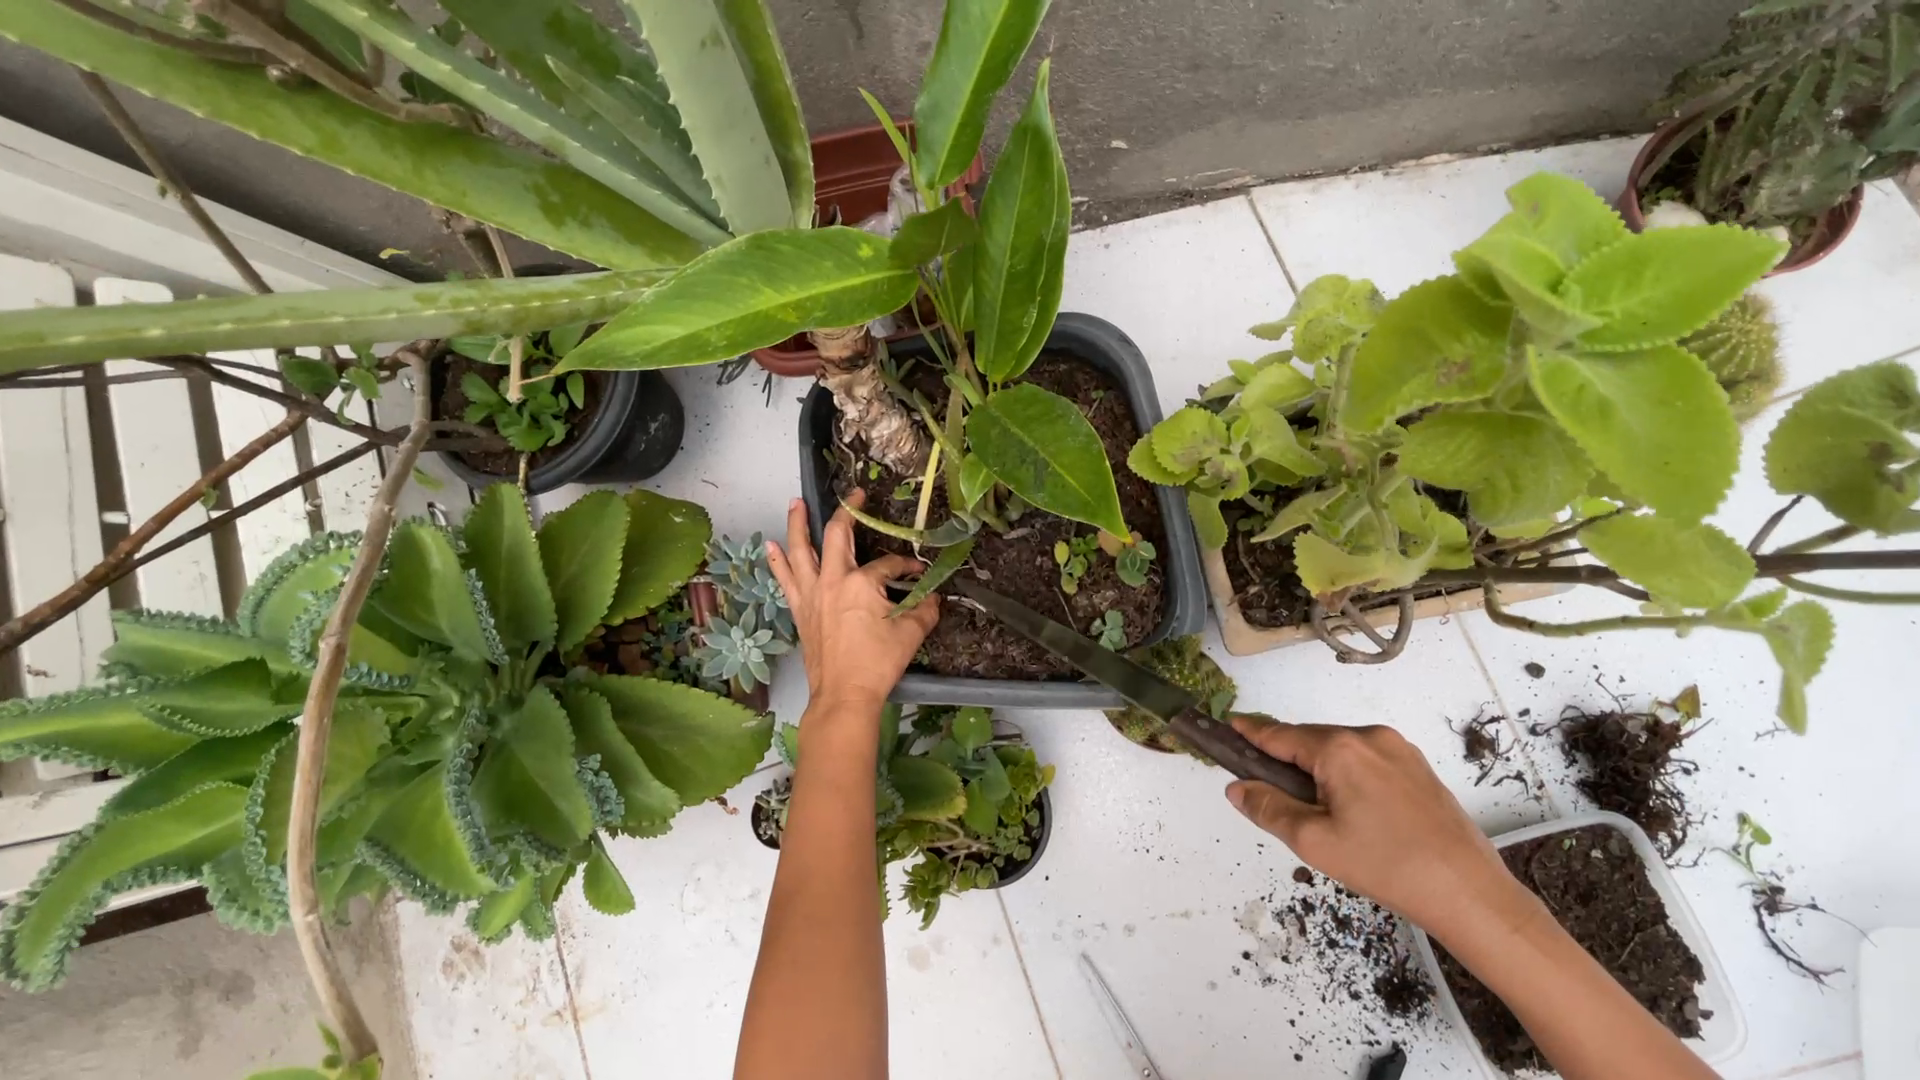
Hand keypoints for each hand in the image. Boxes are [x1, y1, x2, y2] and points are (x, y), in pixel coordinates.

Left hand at [765, 491, 938, 714]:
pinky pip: (785, 578)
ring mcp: (811, 594)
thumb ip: (924, 609)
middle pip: (837, 536)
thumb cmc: (877, 664)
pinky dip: (777, 561)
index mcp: (861, 583)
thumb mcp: (911, 634)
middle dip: (847, 512)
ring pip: (800, 550)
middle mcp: (832, 581)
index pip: (889, 564)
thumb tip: (934, 596)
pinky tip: (770, 546)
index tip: (919, 572)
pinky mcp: (800, 609)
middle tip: (854, 494)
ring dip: (797, 524)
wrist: (844, 695)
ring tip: (794, 502)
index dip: (907, 566)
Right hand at [1223, 717, 1534, 941]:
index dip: (1251, 732)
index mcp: (1340, 748)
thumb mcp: (1313, 842)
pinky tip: (1346, 808)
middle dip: (1284, 757)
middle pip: (1311, 741)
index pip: (1280, 735)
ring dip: (1316, 769)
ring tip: (1310, 809)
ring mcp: (1399, 751)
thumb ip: (1268, 808)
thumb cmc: (1386, 866)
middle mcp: (1370, 737)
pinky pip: (1366, 761)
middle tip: (1264, 785)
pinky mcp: (1419, 769)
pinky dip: (1345, 775)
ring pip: (1339, 751)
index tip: (1228, 724)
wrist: (1470, 893)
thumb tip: (1237, 788)